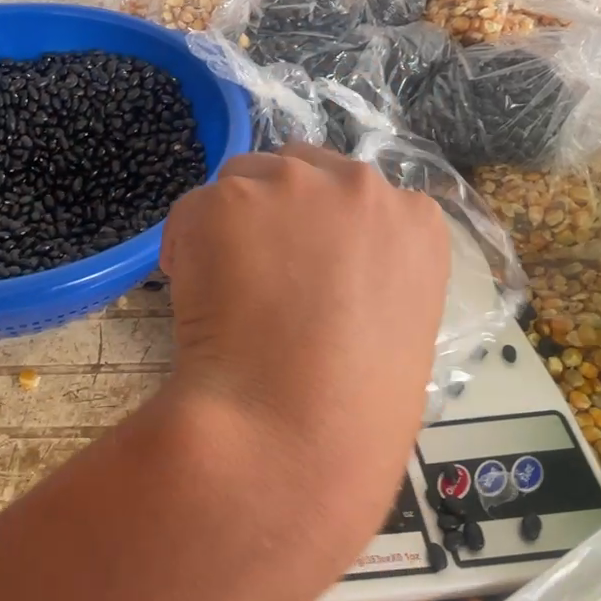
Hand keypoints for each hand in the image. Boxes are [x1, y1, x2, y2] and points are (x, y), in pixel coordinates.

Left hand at [160, 144, 451, 523]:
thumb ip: (368, 273)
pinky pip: (191, 212)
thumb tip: (321, 265)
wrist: (291, 430)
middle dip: (271, 213)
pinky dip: (184, 250)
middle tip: (256, 279)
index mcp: (416, 222)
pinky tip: (198, 305)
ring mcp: (292, 185)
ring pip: (239, 184)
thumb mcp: (394, 328)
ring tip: (227, 299)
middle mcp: (359, 186)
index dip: (316, 229)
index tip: (299, 269)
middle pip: (294, 170)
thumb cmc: (353, 408)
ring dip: (227, 227)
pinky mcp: (228, 200)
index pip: (351, 192)